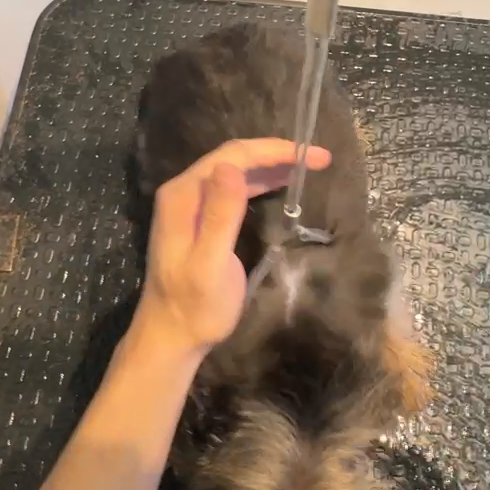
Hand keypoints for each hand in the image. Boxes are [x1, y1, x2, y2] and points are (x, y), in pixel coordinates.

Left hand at [128, 138, 331, 359]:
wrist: (171, 338)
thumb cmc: (195, 307)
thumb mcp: (210, 264)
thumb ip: (220, 214)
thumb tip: (231, 167)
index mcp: (184, 195)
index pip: (234, 156)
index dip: (274, 151)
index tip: (311, 156)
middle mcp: (185, 191)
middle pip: (236, 157)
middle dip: (277, 154)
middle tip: (318, 159)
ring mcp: (191, 203)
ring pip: (237, 170)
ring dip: (272, 166)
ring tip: (307, 167)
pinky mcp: (201, 217)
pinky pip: (234, 188)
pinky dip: (261, 182)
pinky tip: (281, 184)